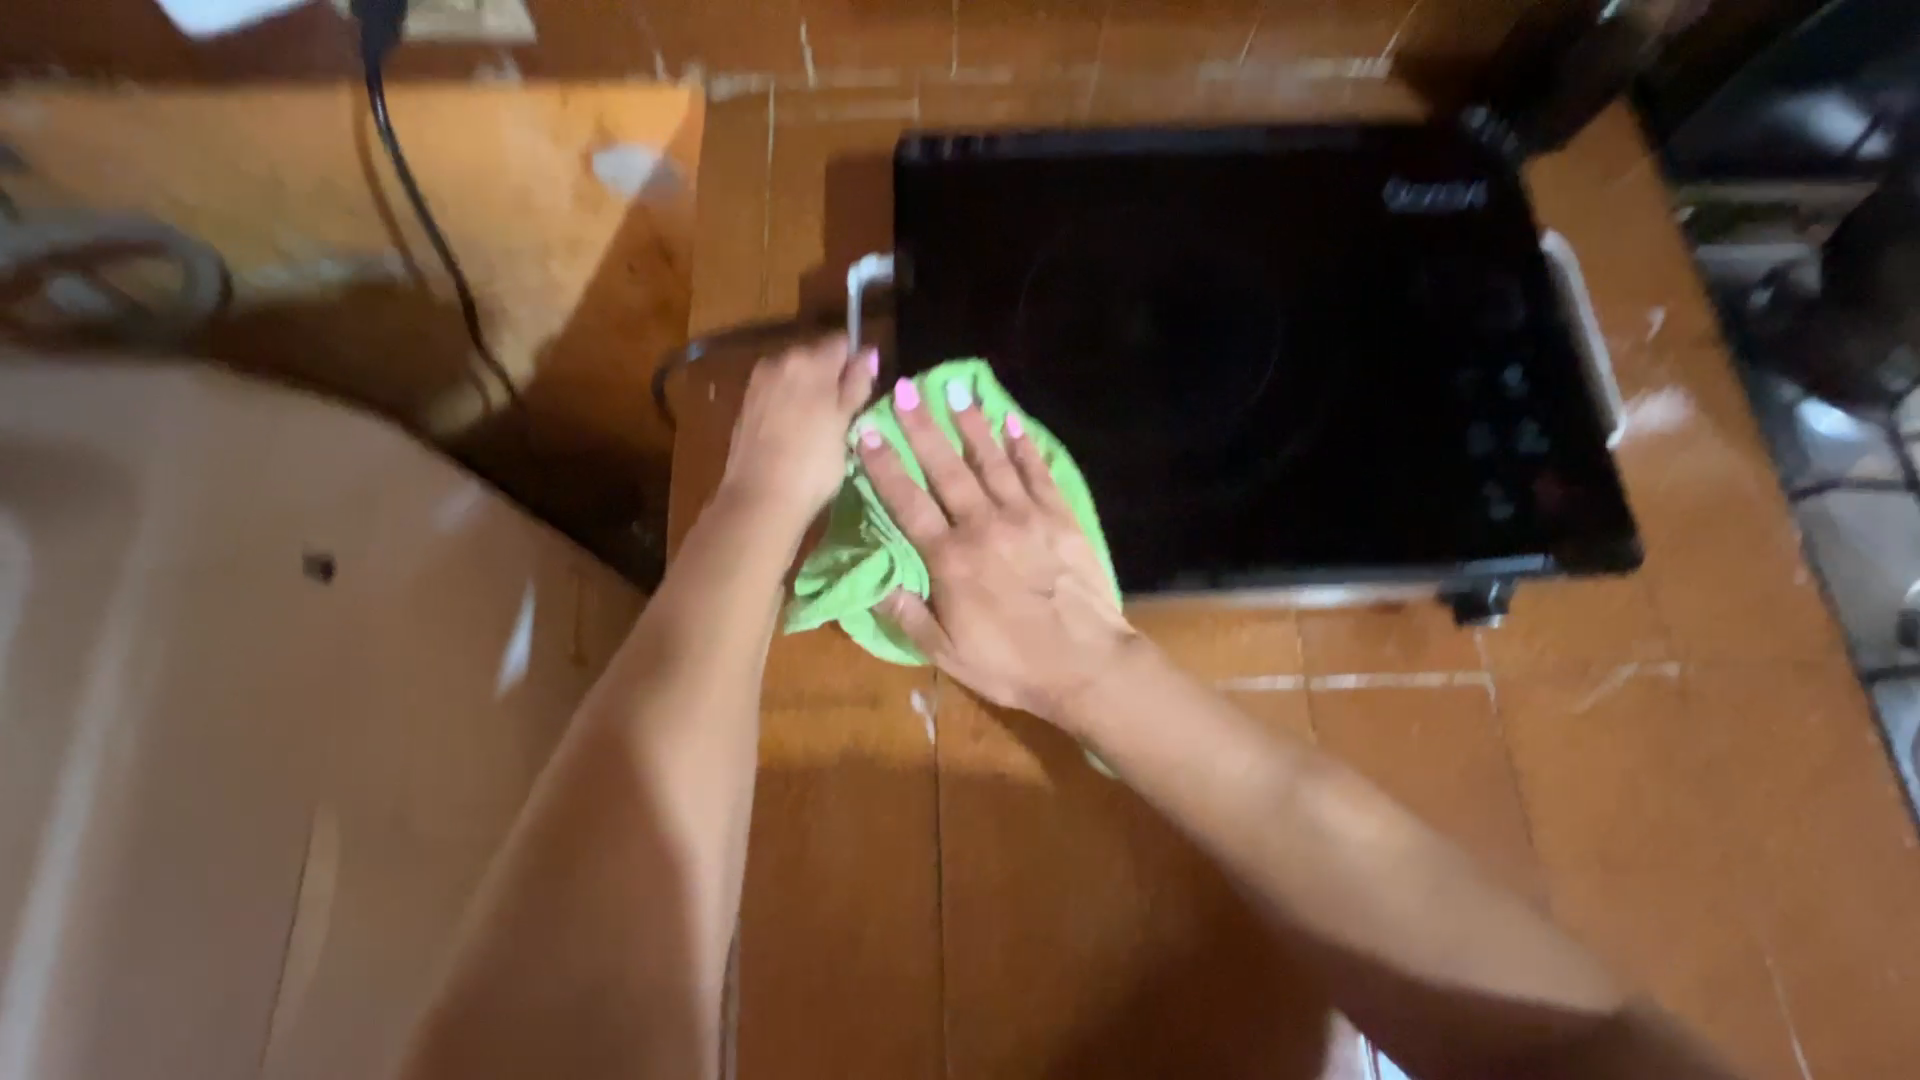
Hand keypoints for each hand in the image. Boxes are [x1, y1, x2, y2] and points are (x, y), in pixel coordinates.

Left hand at [720, 334, 877, 526]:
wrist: (761, 497)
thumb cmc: (813, 462)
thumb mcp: (845, 422)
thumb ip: (857, 383)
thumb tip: (869, 353)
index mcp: (810, 359)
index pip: (841, 342)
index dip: (856, 363)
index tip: (863, 392)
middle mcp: (780, 360)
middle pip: (816, 356)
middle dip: (831, 376)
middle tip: (845, 413)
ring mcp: (759, 382)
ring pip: (795, 375)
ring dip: (809, 391)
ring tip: (820, 427)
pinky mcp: (746, 404)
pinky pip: (777, 393)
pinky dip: (790, 404)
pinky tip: (796, 433)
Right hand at [856, 377, 1137, 722]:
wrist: (1085, 665)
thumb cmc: (1011, 665)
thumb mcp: (946, 652)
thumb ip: (908, 615)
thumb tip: (875, 584)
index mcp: (950, 559)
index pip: (907, 503)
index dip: (884, 466)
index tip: (866, 431)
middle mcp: (983, 526)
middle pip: (946, 469)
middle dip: (922, 427)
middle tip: (906, 389)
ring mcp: (1025, 517)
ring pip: (990, 460)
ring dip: (971, 424)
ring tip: (954, 390)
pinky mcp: (1059, 518)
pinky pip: (1037, 473)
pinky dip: (1023, 446)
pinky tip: (1012, 423)